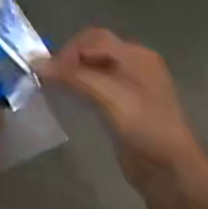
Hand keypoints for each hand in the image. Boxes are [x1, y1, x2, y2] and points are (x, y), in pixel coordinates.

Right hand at [34, 27, 207, 188]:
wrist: (172, 170)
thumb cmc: (146, 127)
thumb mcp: (110, 96)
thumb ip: (73, 76)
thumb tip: (35, 62)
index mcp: (137, 56)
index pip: (94, 38)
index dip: (69, 49)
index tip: (50, 71)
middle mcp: (134, 66)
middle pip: (94, 51)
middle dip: (69, 60)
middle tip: (48, 79)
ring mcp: (130, 88)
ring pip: (94, 70)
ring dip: (72, 75)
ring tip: (52, 89)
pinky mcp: (124, 109)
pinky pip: (97, 89)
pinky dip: (79, 89)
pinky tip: (68, 102)